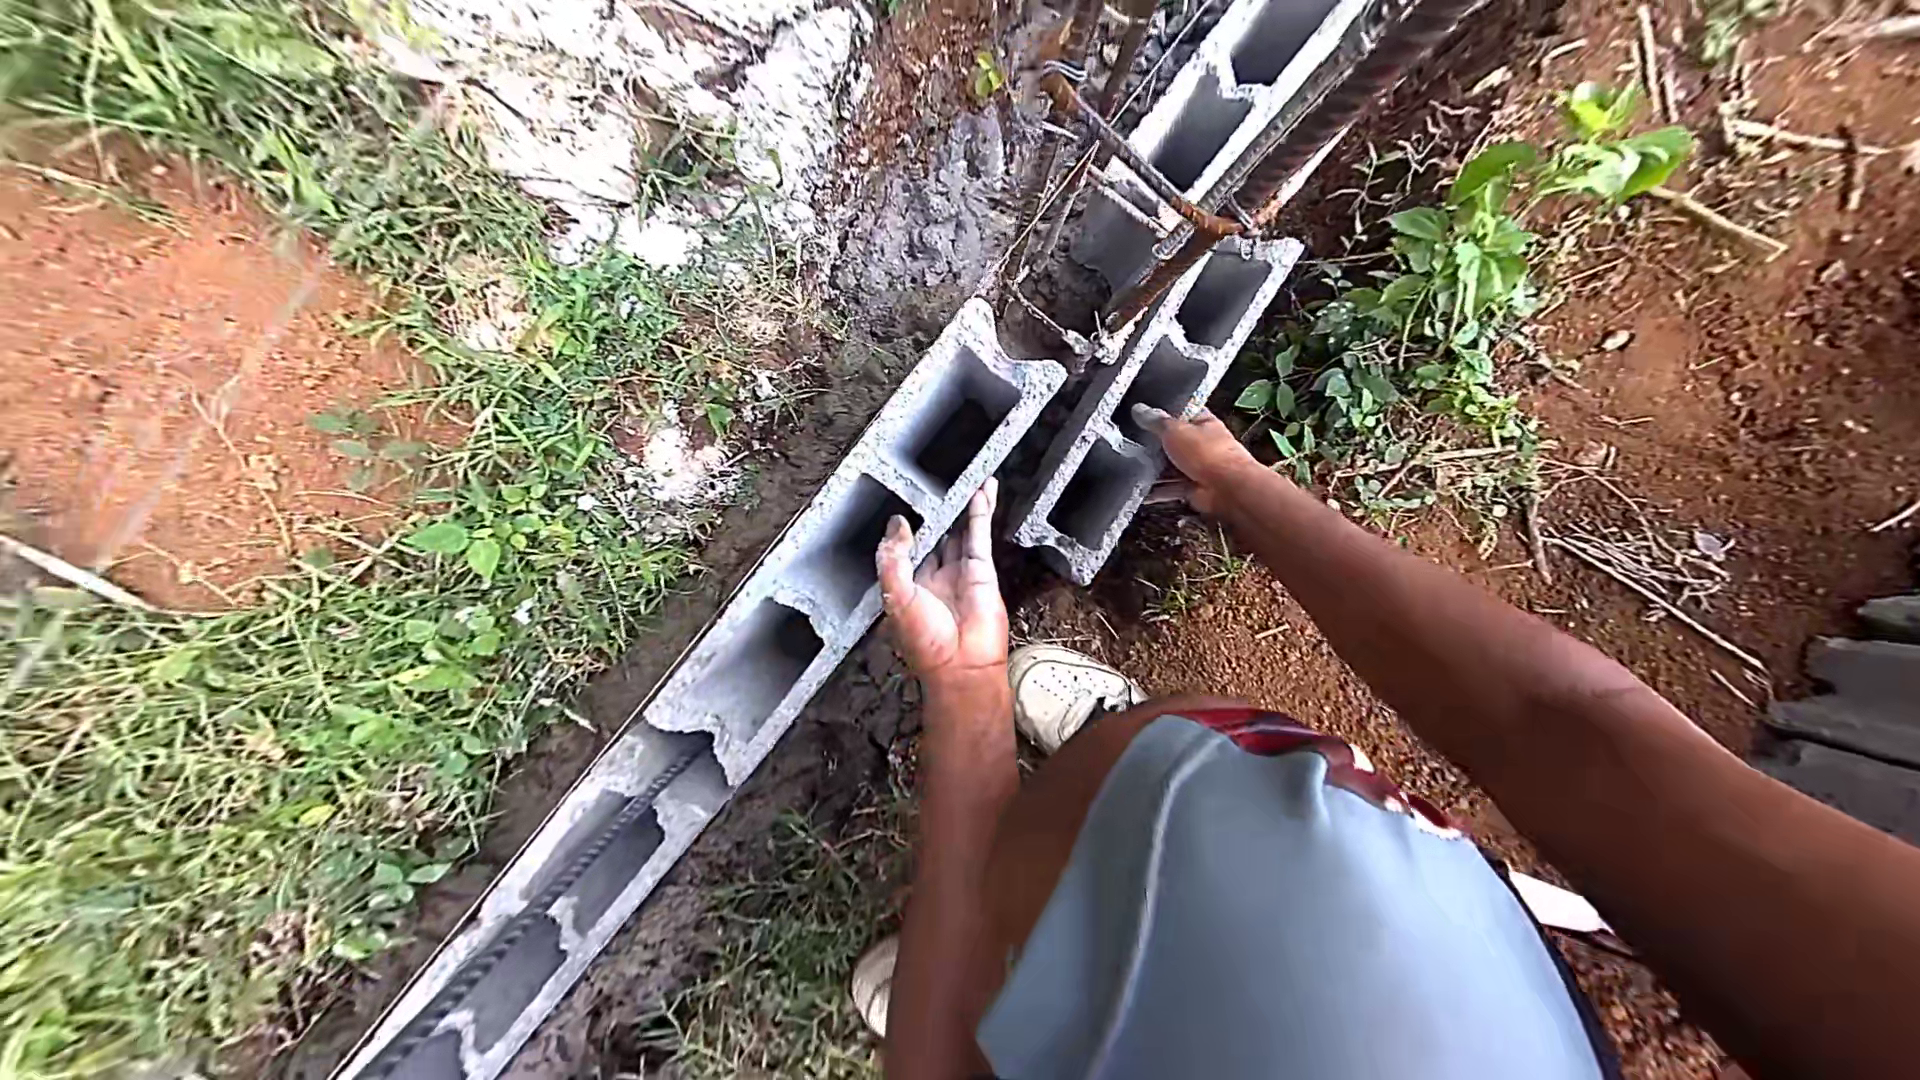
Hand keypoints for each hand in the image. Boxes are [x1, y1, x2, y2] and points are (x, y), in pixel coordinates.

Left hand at [876, 478, 1008, 692]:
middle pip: (938, 535)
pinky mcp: (983, 570)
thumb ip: (893, 559)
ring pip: (962, 530)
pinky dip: (982, 511)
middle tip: (938, 484)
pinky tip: (983, 490)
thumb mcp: (896, 597)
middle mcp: (936, 575)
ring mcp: (961, 572)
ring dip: (964, 505)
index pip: (909, 547)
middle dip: (940, 512)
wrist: (962, 665)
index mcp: (911, 584)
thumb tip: (897, 523)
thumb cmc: (926, 642)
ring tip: (966, 479)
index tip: (907, 500)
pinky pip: (980, 533)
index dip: (910, 525)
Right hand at [1131, 404, 1263, 514]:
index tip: (1142, 417)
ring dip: (1155, 470)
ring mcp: (1198, 467)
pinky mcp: (1192, 488)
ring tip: (1135, 468)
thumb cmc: (1209, 453)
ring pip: (1170, 467)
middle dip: (1155, 446)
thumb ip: (1156, 421)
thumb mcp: (1175, 430)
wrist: (1226, 488)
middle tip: (1134, 446)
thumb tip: (1139, 409)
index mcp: (1202, 423)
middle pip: (1173, 443)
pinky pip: (1170, 488)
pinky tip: (1143, 490)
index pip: (1181, 414)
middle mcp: (1202, 445)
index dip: (1163, 414)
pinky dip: (1157, 491)